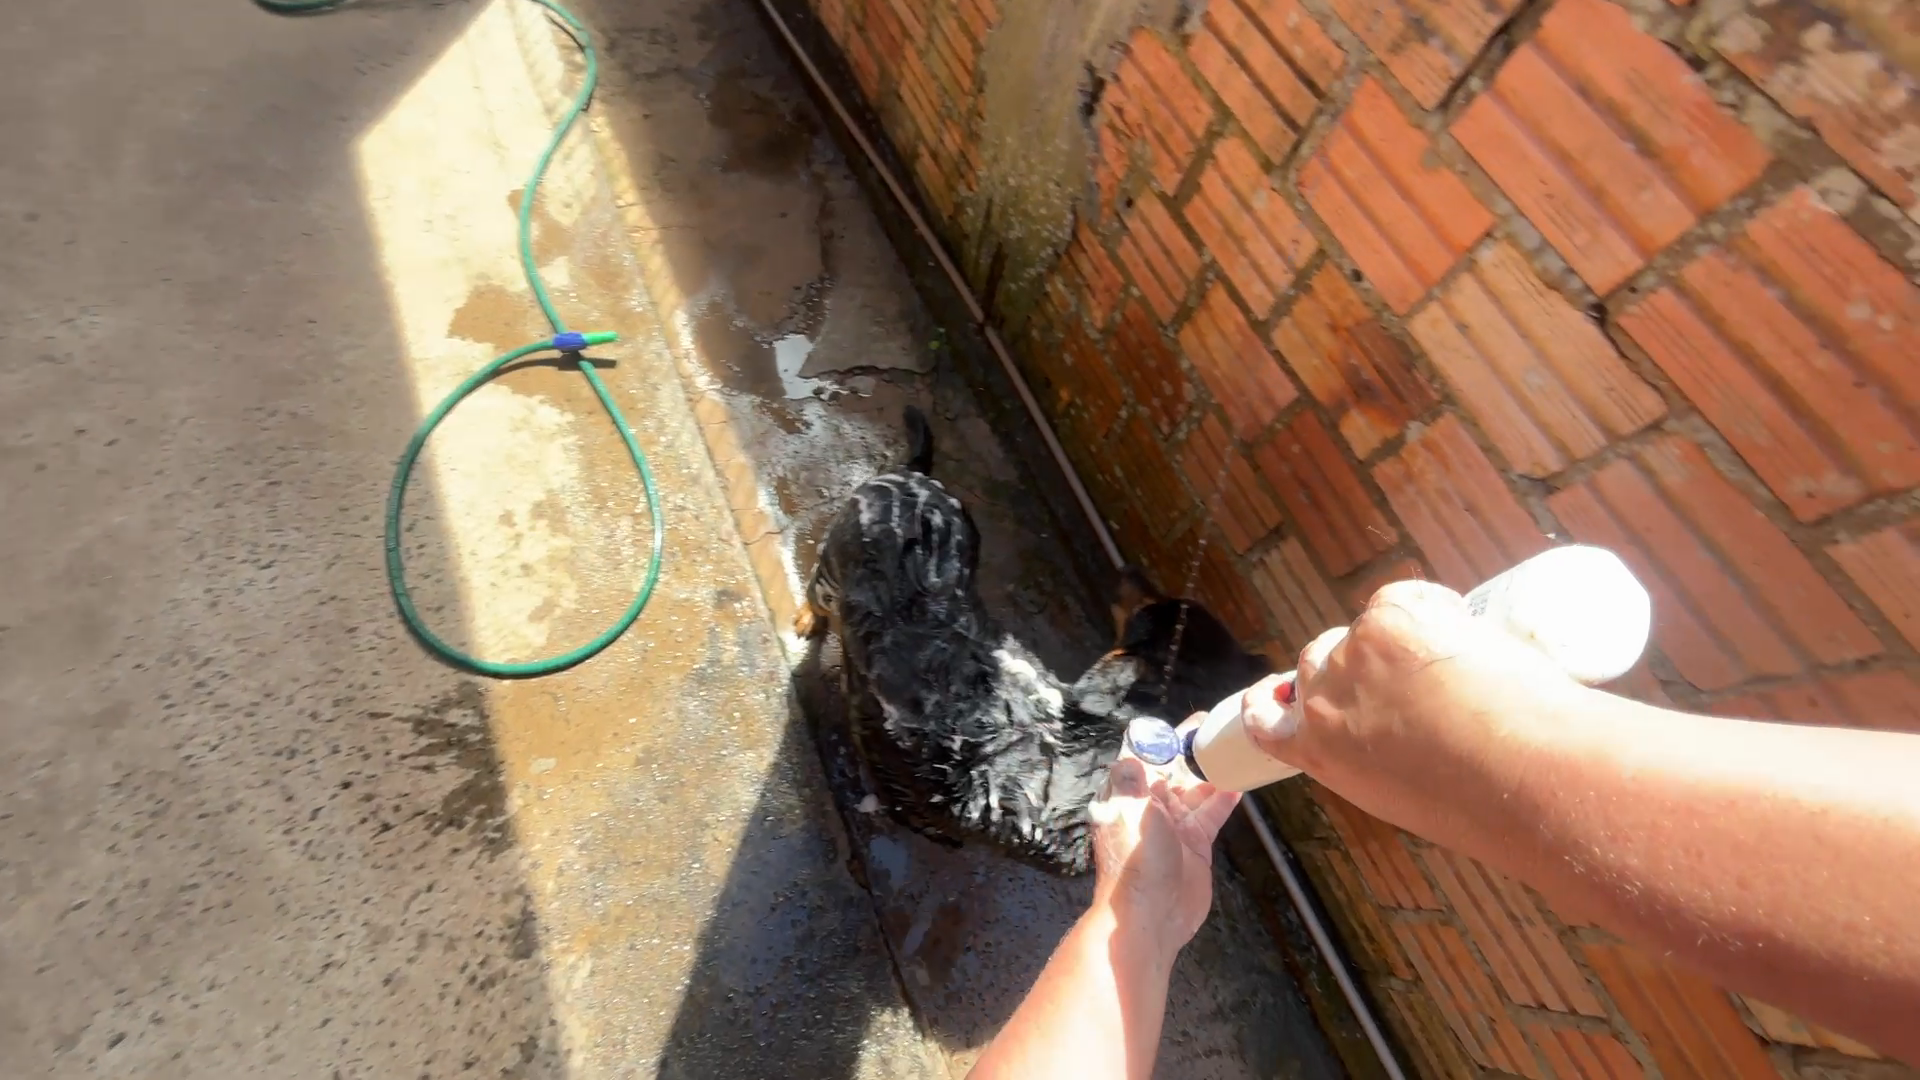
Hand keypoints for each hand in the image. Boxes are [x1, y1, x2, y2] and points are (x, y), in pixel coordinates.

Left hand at [1087, 730, 1240, 958]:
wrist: (1150, 916)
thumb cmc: (1135, 859)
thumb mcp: (1129, 810)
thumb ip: (1133, 777)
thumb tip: (1130, 746)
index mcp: (1128, 792)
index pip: (1142, 754)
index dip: (1161, 736)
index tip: (1183, 722)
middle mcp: (1149, 804)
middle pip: (1171, 768)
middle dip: (1189, 748)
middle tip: (1214, 727)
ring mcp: (1173, 823)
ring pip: (1194, 789)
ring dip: (1210, 771)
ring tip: (1232, 749)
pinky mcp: (1195, 842)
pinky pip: (1211, 813)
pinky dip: (1224, 799)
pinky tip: (1239, 783)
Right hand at [1238, 579, 1583, 843]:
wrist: (1530, 780)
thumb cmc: (1486, 809)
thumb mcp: (1400, 795)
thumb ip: (1371, 755)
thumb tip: (1392, 726)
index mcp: (1319, 751)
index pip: (1264, 716)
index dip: (1269, 699)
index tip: (1278, 691)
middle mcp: (1319, 700)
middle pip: (1318, 659)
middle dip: (1357, 663)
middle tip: (1415, 679)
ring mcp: (1350, 654)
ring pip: (1368, 630)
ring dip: (1405, 640)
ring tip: (1466, 674)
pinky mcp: (1388, 619)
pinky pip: (1406, 600)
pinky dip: (1438, 611)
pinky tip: (1470, 642)